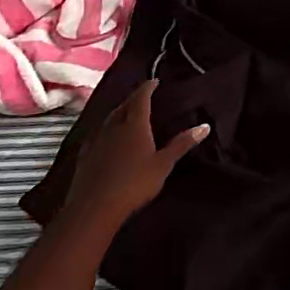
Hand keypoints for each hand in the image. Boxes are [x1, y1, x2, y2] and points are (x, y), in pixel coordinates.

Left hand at [63, 80, 208, 232]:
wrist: (94, 208)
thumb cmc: (134, 183)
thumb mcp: (163, 164)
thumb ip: (181, 144)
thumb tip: (205, 126)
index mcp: (134, 125)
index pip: (141, 99)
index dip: (147, 88)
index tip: (154, 81)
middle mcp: (114, 127)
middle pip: (123, 106)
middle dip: (133, 98)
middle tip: (142, 95)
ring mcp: (97, 141)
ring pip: (108, 119)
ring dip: (118, 112)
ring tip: (125, 111)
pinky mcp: (85, 156)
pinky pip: (97, 134)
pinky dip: (105, 129)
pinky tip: (105, 136)